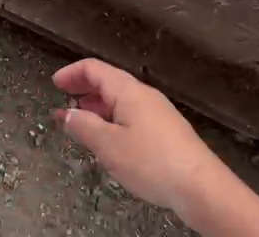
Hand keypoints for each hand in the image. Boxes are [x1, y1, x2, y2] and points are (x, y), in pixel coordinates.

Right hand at [52, 58, 209, 210]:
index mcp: (128, 90)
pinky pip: (134, 117)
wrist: (203, 189)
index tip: (55, 84)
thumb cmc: (152, 161)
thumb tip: (64, 113)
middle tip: (65, 103)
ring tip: (84, 125)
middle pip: (109, 82)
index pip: (94, 68)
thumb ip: (83, 126)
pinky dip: (115, 121)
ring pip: (122, 102)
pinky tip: (113, 144)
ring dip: (99, 108)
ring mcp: (159, 114)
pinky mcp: (169, 134)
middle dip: (84, 91)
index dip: (72, 73)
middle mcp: (144, 95)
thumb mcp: (109, 146)